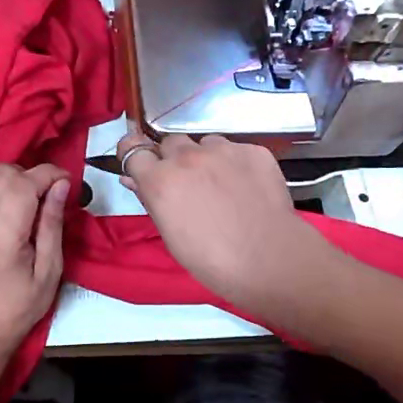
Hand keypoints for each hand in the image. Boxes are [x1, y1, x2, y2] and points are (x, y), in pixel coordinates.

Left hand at [0, 162, 69, 353]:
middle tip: (47, 194)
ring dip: (11, 174)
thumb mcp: (51, 269)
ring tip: (26, 194)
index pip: (23, 186)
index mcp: (2, 239)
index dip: (49, 175)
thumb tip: (61, 185)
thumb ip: (53, 224)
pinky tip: (7, 197)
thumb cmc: (24, 302)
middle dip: (31, 175)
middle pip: (3, 174)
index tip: (67, 182)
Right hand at [116, 133, 330, 310]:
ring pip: (205, 143)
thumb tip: (134, 180)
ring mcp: (223, 150)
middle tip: (186, 183)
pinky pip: (236, 149)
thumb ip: (150, 199)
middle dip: (173, 158)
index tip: (141, 162)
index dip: (136, 154)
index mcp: (160, 179)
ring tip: (220, 185)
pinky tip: (245, 187)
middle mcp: (188, 157)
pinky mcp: (253, 151)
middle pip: (170, 142)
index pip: (134, 149)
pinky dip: (235, 163)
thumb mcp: (170, 234)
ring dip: (206, 158)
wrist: (268, 259)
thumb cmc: (210, 260)